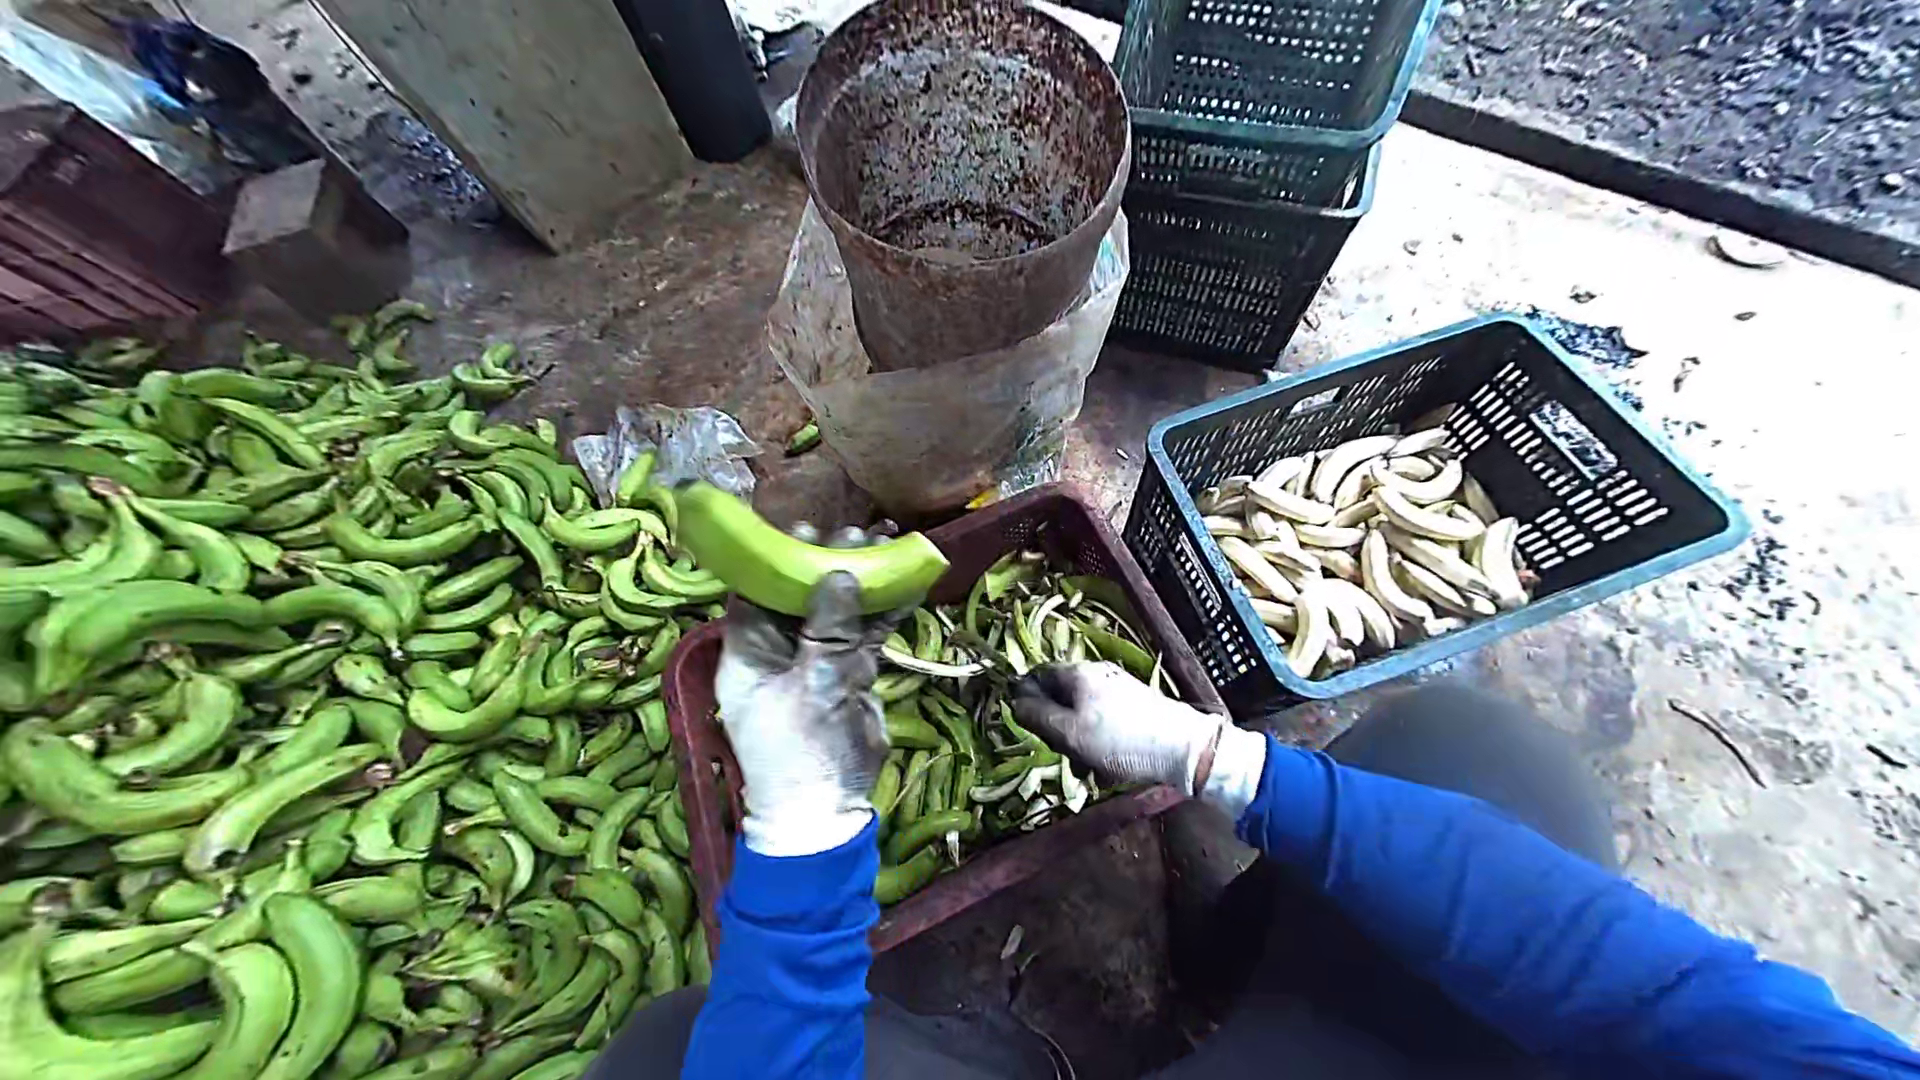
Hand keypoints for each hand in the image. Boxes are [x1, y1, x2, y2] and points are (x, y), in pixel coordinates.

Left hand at [715, 525, 908, 857]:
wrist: (829, 811)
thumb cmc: (802, 752)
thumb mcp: (815, 686)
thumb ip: (829, 629)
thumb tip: (841, 572)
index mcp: (750, 653)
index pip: (758, 593)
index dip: (782, 560)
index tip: (807, 529)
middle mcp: (781, 651)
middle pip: (804, 595)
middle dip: (831, 563)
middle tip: (859, 531)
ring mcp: (817, 661)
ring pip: (840, 611)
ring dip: (865, 582)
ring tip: (889, 544)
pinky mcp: (848, 672)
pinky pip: (866, 635)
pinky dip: (885, 612)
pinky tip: (908, 586)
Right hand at [1012, 662, 1266, 818]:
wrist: (1182, 748)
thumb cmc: (1119, 741)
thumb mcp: (1069, 734)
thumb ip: (1036, 716)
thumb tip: (1013, 701)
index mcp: (1077, 672)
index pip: (1038, 676)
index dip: (1028, 700)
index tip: (1032, 728)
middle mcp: (1096, 672)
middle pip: (1060, 696)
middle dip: (1058, 728)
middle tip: (1065, 754)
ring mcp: (1117, 686)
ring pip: (1082, 712)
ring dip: (1079, 740)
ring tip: (1090, 768)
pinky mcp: (1134, 702)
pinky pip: (1103, 719)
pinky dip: (1099, 741)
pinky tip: (1109, 765)